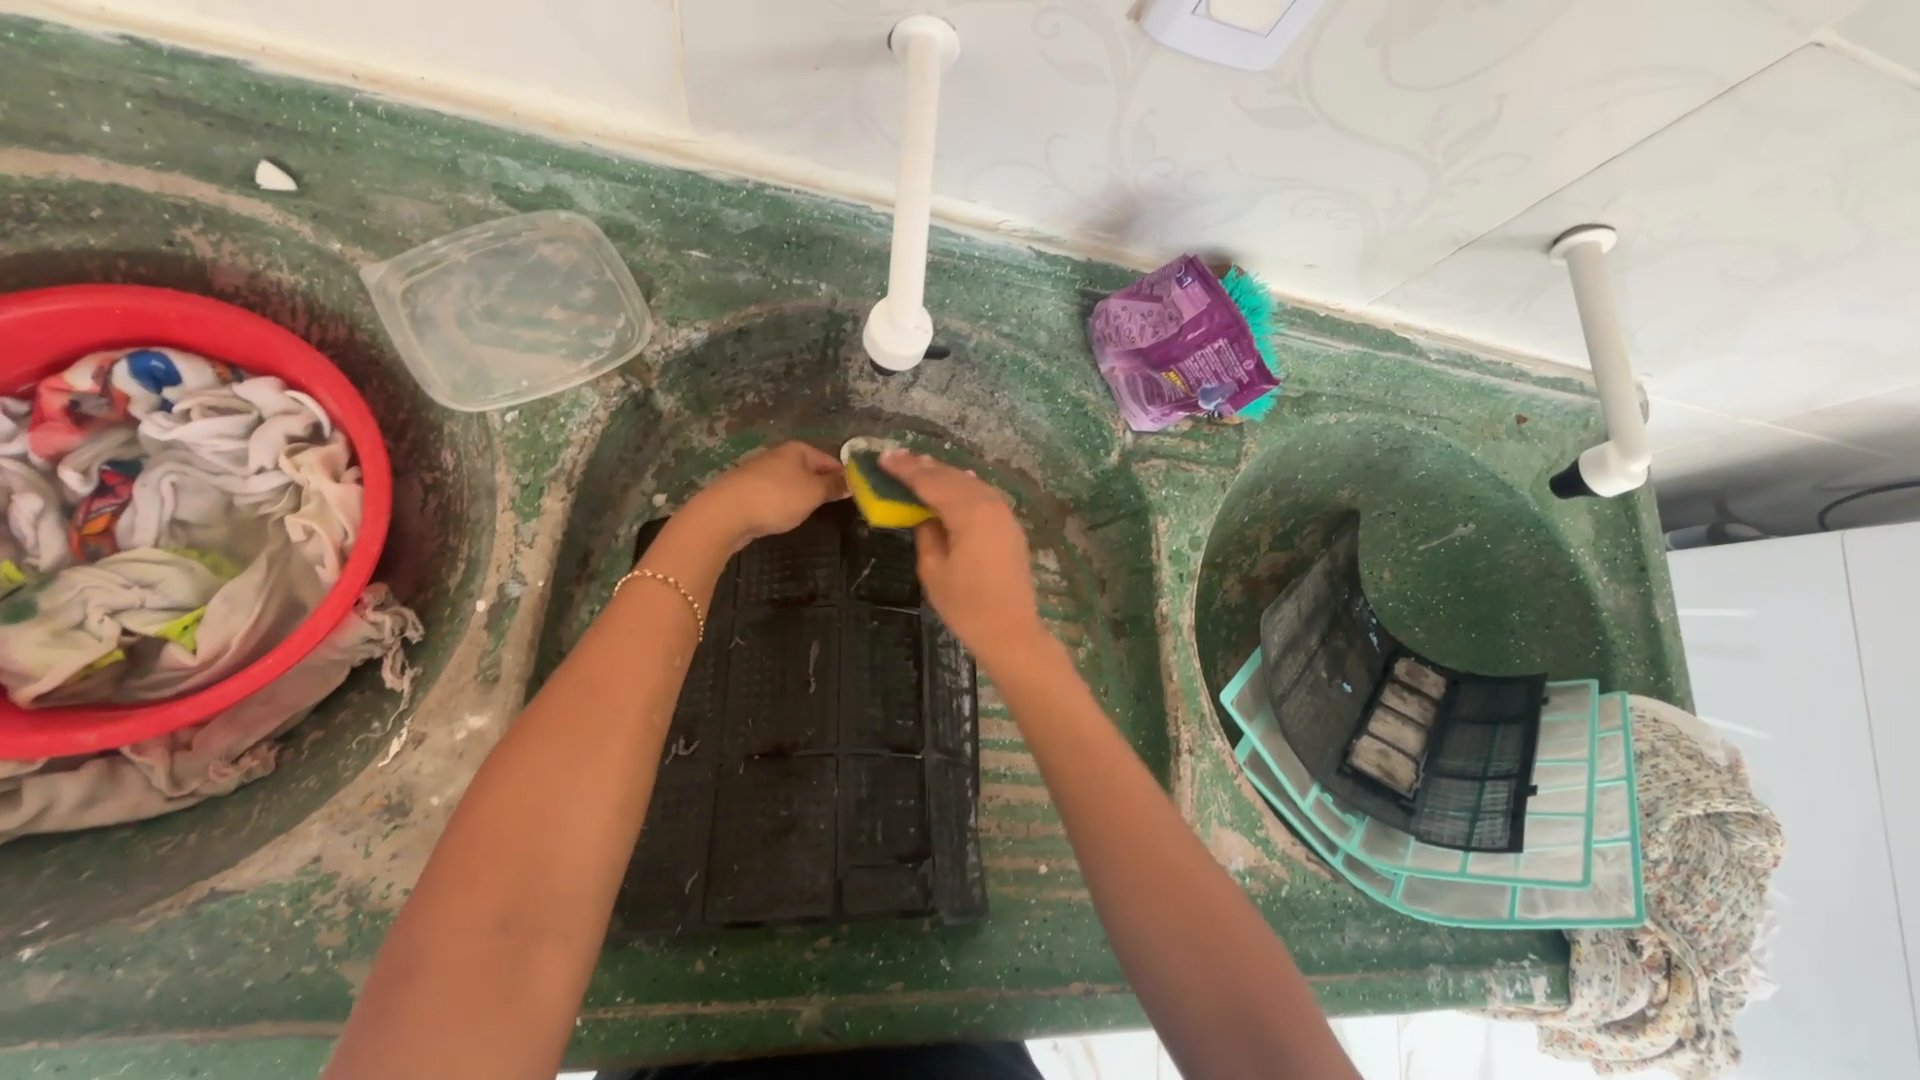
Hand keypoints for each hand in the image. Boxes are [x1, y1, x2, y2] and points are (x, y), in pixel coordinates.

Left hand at [679, 441, 847, 551]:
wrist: (726, 513)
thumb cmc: (777, 498)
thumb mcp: (813, 492)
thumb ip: (834, 486)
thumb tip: (852, 480)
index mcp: (798, 450)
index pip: (830, 460)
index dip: (844, 475)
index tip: (855, 493)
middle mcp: (779, 455)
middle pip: (809, 469)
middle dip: (822, 485)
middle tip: (836, 505)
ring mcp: (760, 472)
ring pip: (791, 482)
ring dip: (802, 494)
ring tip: (813, 512)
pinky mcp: (747, 490)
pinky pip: (775, 494)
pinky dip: (784, 502)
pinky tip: (786, 515)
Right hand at [879, 449, 1047, 664]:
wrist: (1010, 630)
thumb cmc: (966, 605)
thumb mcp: (933, 569)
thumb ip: (926, 533)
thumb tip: (923, 513)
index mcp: (969, 512)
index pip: (930, 482)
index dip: (905, 470)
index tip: (882, 458)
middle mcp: (990, 504)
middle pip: (952, 477)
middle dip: (923, 466)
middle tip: (896, 457)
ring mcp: (1004, 513)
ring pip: (970, 483)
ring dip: (944, 474)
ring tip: (920, 466)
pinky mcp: (1010, 526)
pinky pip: (983, 495)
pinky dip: (963, 487)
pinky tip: (954, 483)